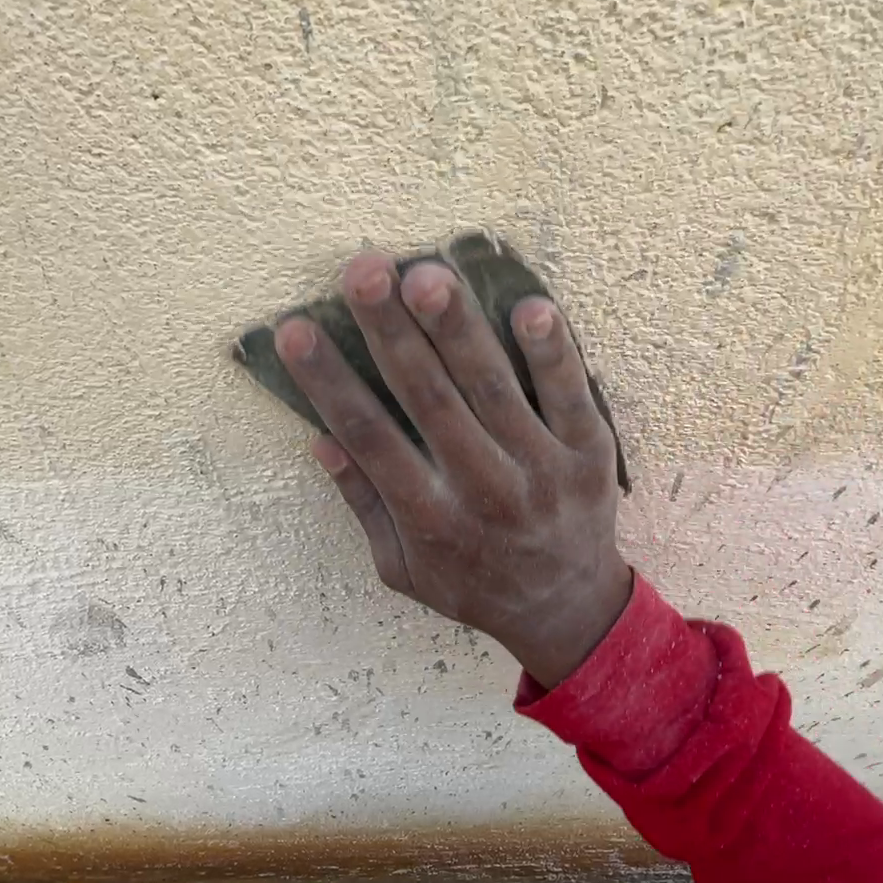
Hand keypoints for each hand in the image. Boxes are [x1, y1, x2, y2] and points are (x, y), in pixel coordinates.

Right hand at [276, 251, 631, 687]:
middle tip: (363, 270)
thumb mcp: (400, 568)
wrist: (568, 611)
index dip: (328, 382)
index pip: (369, 437)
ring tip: (428, 274)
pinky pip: (571, 395)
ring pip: (492, 387)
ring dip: (459, 328)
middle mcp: (483, 490)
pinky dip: (552, 353)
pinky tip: (530, 306)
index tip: (293, 329)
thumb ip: (363, 504)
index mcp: (429, 520)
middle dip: (392, 331)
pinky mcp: (589, 454)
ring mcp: (540, 470)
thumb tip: (322, 439)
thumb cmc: (472, 585)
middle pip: (428, 399)